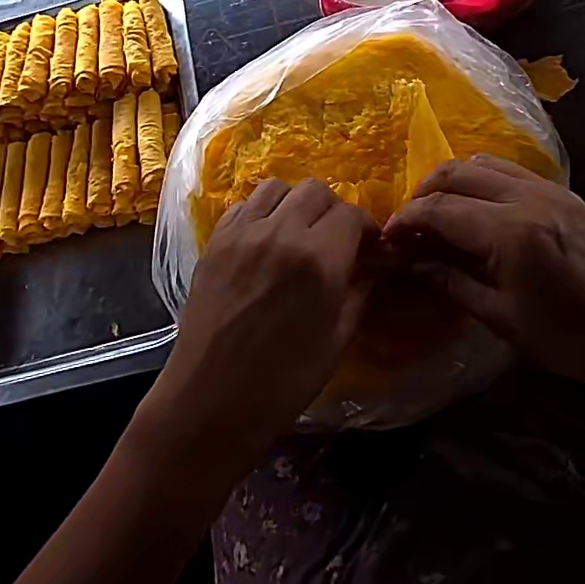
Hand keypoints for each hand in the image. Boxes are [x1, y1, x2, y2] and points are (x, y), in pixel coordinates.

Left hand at [133, 179, 377, 475]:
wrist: (212, 395)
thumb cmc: (283, 380)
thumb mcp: (336, 340)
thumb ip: (358, 294)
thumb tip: (372, 270)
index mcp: (317, 259)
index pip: (351, 215)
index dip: (367, 229)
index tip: (370, 249)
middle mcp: (278, 233)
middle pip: (315, 190)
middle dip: (334, 210)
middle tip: (336, 240)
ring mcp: (240, 233)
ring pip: (276, 188)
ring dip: (295, 204)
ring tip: (298, 233)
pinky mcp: (213, 241)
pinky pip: (242, 206)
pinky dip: (260, 213)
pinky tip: (264, 240)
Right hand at [384, 155, 584, 409]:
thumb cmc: (572, 341)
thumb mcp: (501, 318)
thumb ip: (449, 281)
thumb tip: (409, 262)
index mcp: (512, 232)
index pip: (438, 209)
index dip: (404, 221)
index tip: (386, 239)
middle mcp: (529, 199)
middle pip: (455, 173)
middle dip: (421, 195)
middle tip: (407, 225)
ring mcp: (551, 192)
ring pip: (481, 163)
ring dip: (449, 183)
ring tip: (435, 214)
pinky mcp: (565, 196)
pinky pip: (508, 171)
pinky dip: (479, 181)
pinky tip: (473, 211)